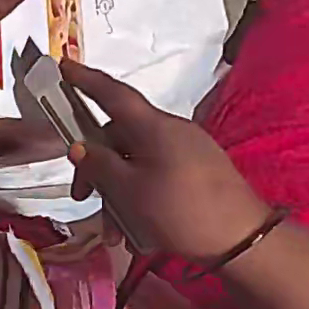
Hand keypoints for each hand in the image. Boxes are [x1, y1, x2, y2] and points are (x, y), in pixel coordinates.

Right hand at [60, 59, 272, 262]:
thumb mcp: (130, 191)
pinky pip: (155, 176)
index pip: (114, 95)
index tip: (65, 66)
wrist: (243, 242)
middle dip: (97, 170)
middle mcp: (171, 132)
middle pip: (119, 138)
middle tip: (82, 197)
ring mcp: (186, 152)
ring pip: (135, 164)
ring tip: (115, 232)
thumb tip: (79, 147)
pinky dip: (139, 199)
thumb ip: (100, 166)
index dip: (87, 80)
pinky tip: (137, 233)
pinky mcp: (196, 172)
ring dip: (118, 195)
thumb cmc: (182, 211)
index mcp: (155, 128)